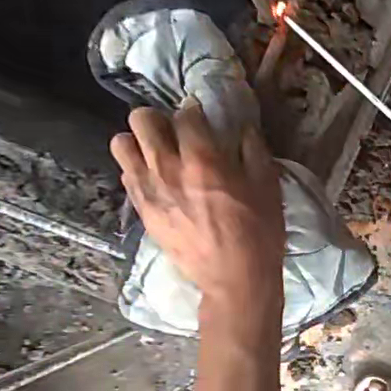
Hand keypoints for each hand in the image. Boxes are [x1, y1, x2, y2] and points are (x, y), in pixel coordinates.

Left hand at [109, 103, 283, 314]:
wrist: (234, 278)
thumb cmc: (258, 232)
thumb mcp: (268, 187)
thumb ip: (254, 151)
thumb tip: (244, 129)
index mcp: (204, 160)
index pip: (185, 115)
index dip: (195, 111)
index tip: (203, 118)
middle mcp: (168, 168)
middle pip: (141, 120)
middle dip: (158, 119)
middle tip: (175, 132)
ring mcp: (149, 190)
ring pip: (121, 144)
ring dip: (139, 142)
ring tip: (158, 153)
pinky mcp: (142, 210)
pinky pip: (126, 175)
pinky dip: (138, 169)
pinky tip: (158, 179)